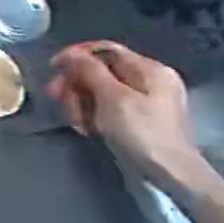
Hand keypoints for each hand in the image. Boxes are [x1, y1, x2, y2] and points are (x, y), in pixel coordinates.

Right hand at [47, 41, 221, 197]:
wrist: (170, 172)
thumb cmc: (142, 132)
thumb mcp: (112, 98)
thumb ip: (90, 71)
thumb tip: (70, 53)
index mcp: (148, 69)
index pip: (105, 50)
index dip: (76, 55)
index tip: (53, 68)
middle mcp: (148, 79)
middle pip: (99, 71)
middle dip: (76, 85)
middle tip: (57, 98)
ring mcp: (145, 99)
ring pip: (99, 90)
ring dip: (81, 103)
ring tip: (76, 121)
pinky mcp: (139, 116)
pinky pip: (107, 106)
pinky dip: (93, 114)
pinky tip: (88, 128)